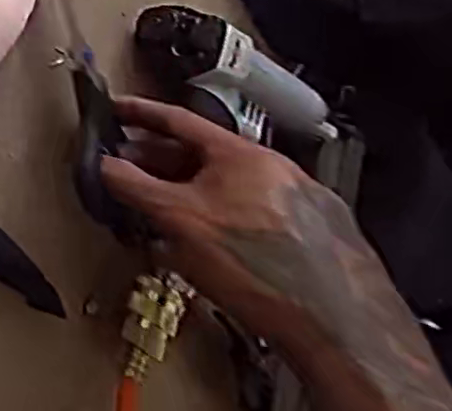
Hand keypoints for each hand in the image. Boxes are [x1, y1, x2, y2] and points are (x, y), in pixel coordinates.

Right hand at [99, 96, 341, 342]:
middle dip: (157, 161)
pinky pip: (255, 214)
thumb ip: (127, 182)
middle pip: (203, 154)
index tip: (114, 108)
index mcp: (249, 157)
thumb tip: (102, 164)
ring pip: (229, 186)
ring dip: (186, 191)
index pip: (179, 119)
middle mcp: (284, 175)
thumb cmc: (261, 271)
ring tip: (157, 209)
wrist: (349, 343)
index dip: (137, 111)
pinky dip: (218, 216)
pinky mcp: (326, 244)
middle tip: (126, 168)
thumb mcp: (173, 218)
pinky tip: (201, 241)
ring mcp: (311, 210)